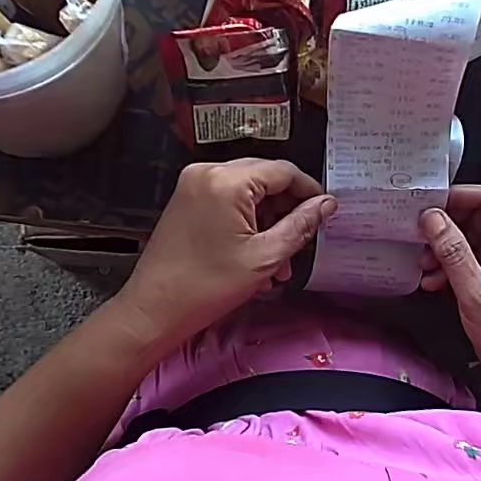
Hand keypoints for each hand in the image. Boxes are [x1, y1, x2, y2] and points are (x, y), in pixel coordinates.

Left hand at [117, 159, 335, 346]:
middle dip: (287, 208)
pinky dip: (246, 221)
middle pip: (264, 177)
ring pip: (247, 191)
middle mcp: (207, 172)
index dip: (309, 190)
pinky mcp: (186, 199)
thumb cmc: (208, 286)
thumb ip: (300, 225)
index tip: (325, 213)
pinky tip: (257, 254)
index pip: (283, 171)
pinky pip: (228, 199)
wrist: (154, 309)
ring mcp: (193, 184)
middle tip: (302, 241)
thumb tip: (326, 204)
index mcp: (226, 181)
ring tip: (280, 261)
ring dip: (268, 220)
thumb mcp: (264, 257)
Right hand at [418, 184, 480, 398]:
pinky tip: (433, 280)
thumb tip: (432, 219)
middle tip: (420, 233)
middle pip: (477, 217)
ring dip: (443, 249)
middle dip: (446, 226)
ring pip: (468, 239)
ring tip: (425, 263)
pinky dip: (447, 267)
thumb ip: (452, 251)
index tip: (431, 203)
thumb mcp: (477, 292)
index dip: (460, 196)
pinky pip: (466, 260)